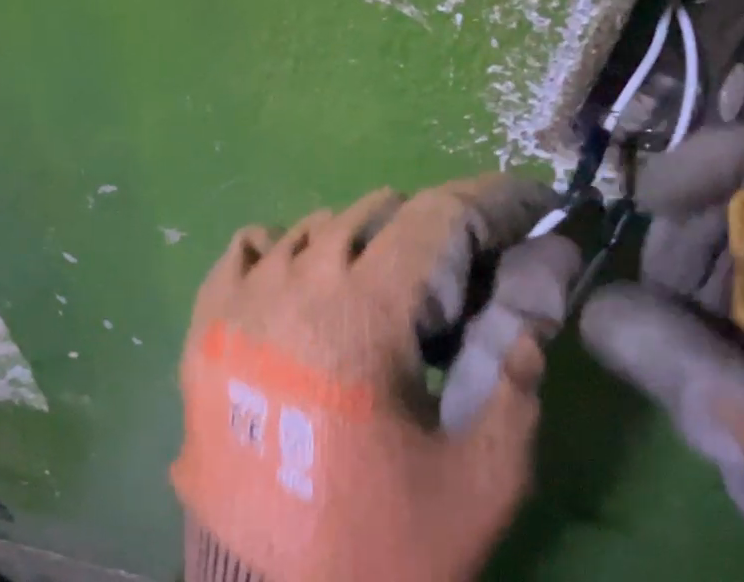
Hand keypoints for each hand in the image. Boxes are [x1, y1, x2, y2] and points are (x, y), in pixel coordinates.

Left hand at [173, 176, 578, 581]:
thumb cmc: (381, 543)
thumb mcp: (482, 479)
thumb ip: (519, 379)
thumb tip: (539, 297)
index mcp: (363, 315)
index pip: (436, 217)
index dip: (493, 200)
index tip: (532, 206)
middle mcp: (296, 286)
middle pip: (379, 211)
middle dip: (436, 229)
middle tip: (465, 277)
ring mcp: (241, 302)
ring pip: (316, 226)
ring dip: (367, 241)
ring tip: (393, 289)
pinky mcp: (204, 327)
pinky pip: (252, 248)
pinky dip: (291, 249)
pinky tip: (312, 286)